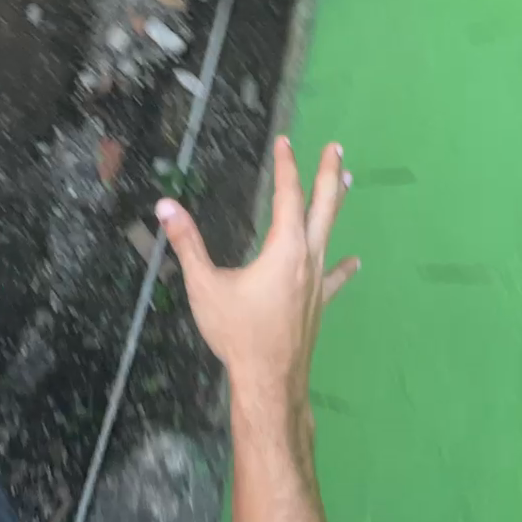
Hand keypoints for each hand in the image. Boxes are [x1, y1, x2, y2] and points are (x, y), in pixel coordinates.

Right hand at [157, 137, 358, 420]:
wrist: (269, 380)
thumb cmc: (236, 331)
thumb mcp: (204, 285)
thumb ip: (187, 243)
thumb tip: (165, 207)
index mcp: (284, 248)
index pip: (287, 196)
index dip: (286, 167)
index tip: (285, 142)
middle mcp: (308, 258)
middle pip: (323, 207)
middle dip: (327, 175)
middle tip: (336, 148)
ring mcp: (318, 281)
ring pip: (330, 233)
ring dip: (336, 205)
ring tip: (346, 182)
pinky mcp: (318, 302)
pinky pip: (334, 275)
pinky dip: (343, 265)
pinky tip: (356, 262)